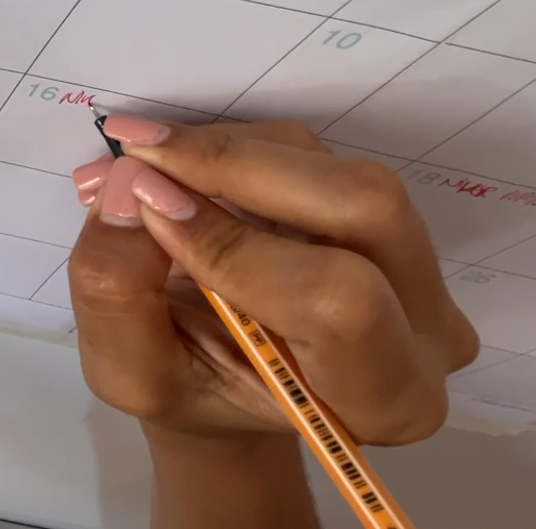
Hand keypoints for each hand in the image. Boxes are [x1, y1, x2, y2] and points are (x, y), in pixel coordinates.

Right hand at [68, 116, 477, 445]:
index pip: (335, 301)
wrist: (215, 368)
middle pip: (359, 204)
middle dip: (228, 163)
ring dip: (212, 148)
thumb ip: (116, 289)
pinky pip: (295, 146)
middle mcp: (419, 322)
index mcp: (376, 393)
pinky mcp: (364, 205)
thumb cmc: (183, 386)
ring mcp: (405, 255)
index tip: (140, 202)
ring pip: (319, 161)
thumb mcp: (127, 369)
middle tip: (133, 150)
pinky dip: (215, 142)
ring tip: (134, 163)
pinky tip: (164, 165)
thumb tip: (129, 186)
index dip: (231, 244)